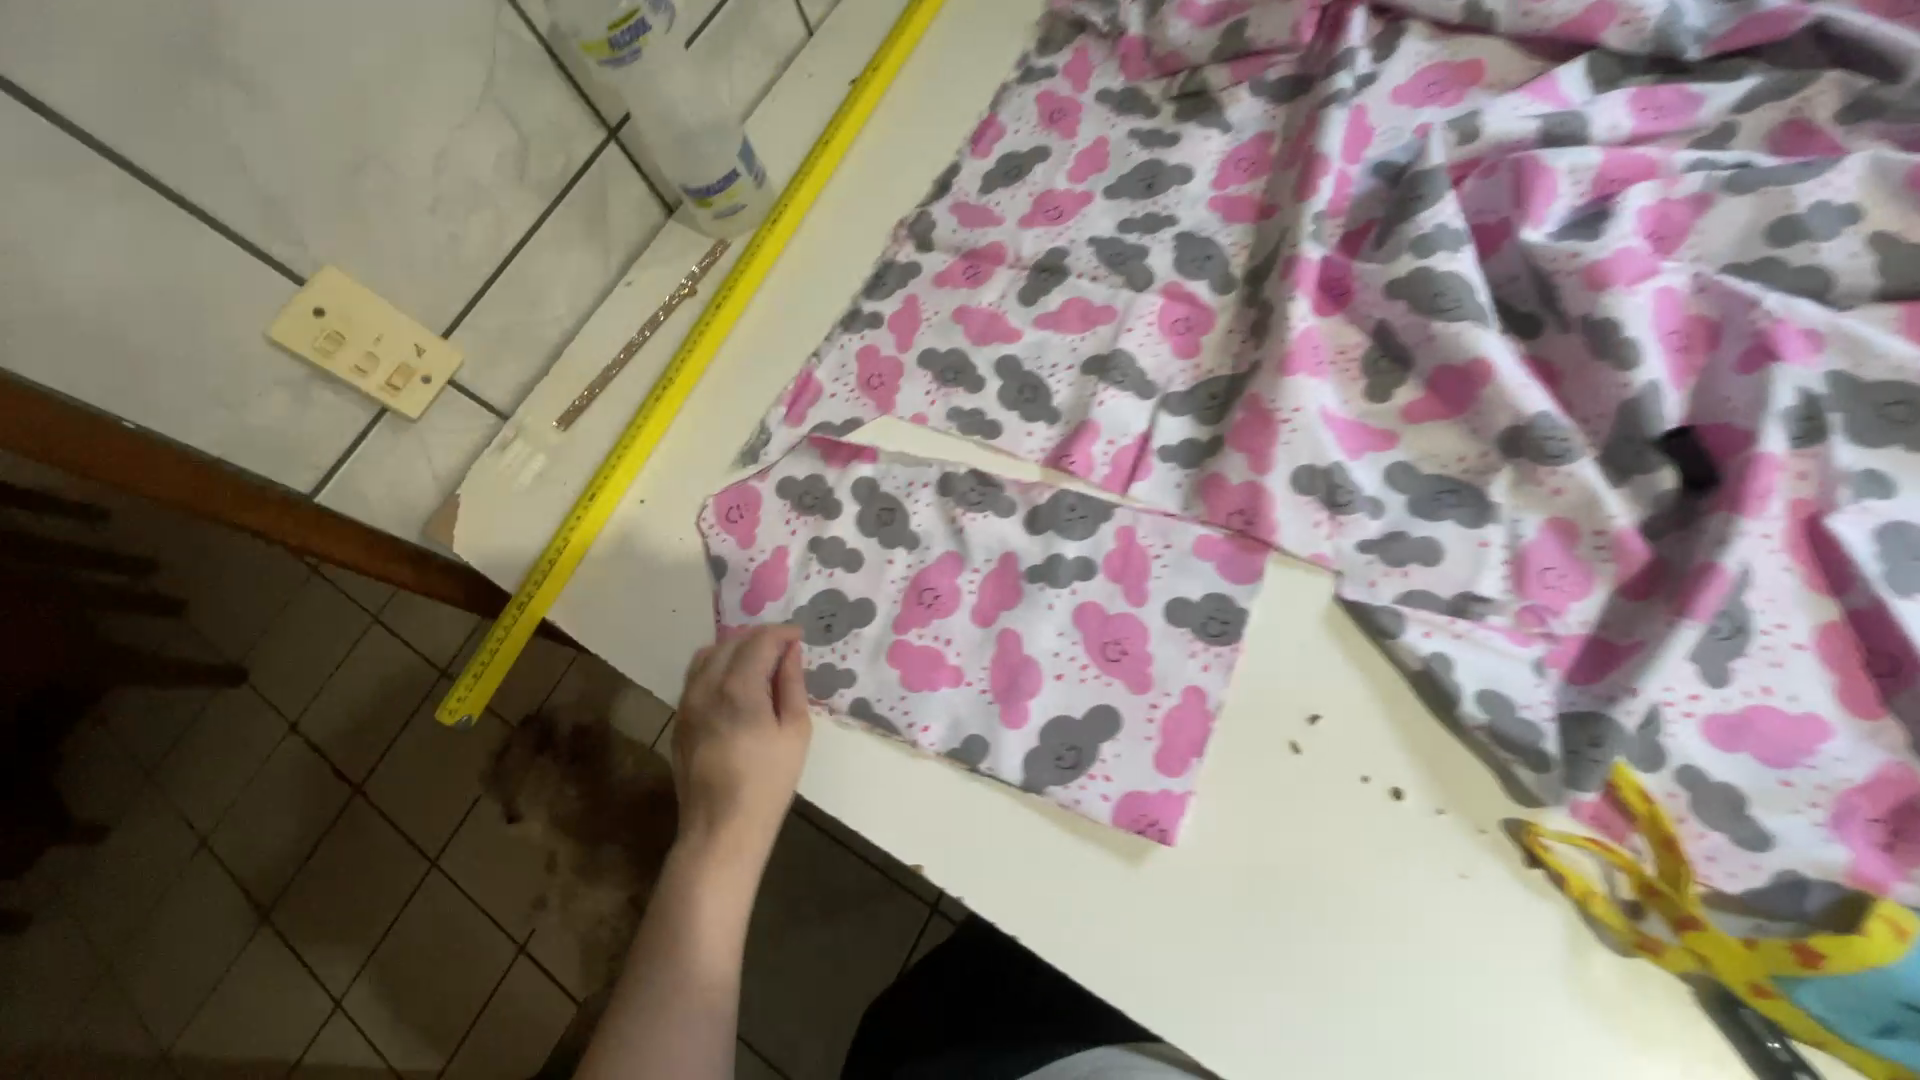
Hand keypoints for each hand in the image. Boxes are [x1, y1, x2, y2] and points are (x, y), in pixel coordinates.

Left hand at [673, 624, 811, 861]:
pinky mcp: (679, 720)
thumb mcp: (795, 732)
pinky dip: (717, 667)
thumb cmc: (768, 782)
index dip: (782, 633)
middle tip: (784, 648)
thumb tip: (790, 653)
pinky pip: (695, 678)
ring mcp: (686, 703)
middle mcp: (706, 686)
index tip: (799, 637)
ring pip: (707, 655)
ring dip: (734, 649)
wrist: (720, 828)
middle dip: (759, 637)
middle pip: (731, 642)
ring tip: (759, 662)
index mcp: (738, 687)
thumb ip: (791, 685)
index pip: (760, 641)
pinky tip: (737, 685)